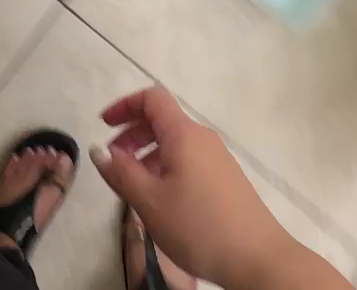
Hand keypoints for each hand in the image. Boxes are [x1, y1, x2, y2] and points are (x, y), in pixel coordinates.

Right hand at [90, 87, 304, 289]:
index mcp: (183, 133)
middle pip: (162, 119)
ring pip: (175, 143)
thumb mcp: (150, 202)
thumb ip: (121, 173)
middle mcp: (202, 137)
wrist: (257, 257)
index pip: (152, 98)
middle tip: (113, 161)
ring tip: (133, 185)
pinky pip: (188, 159)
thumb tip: (99, 150)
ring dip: (148, 154)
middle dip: (132, 133)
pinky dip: (166, 167)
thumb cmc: (197, 225)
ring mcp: (217, 157)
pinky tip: (161, 199)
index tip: (103, 124)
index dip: (124, 105)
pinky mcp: (225, 177)